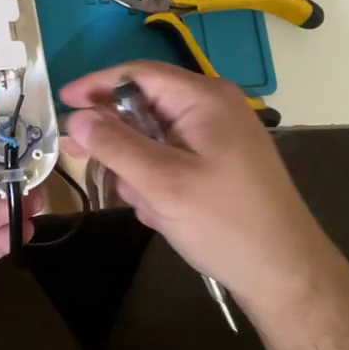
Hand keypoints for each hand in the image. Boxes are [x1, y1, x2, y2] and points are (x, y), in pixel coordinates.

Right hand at [61, 61, 313, 290]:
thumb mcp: (161, 182)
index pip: (138, 74)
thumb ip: (114, 145)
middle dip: (116, 135)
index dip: (96, 85)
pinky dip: (157, 179)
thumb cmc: (224, 222)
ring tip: (142, 203)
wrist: (286, 275)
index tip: (62, 103)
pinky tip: (159, 212)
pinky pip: (173, 158)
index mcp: (204, 98)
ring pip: (155, 136)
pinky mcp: (221, 163)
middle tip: (80, 156)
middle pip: (145, 105)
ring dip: (138, 166)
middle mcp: (213, 108)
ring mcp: (220, 136)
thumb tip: (76, 117)